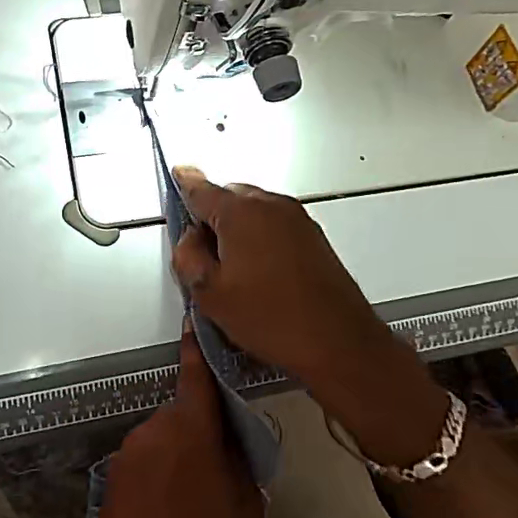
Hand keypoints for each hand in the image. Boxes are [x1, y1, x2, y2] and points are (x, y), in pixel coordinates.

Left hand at [54, 330, 264, 517]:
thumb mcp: (247, 516)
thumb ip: (241, 464)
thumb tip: (234, 441)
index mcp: (189, 431)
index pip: (195, 376)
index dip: (198, 348)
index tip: (195, 317)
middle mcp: (152, 431)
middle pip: (184, 415)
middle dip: (204, 432)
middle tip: (227, 470)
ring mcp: (127, 454)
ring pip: (166, 441)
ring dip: (183, 458)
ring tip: (200, 505)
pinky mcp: (112, 478)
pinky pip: (148, 462)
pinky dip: (164, 476)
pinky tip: (175, 515)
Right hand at [169, 167, 449, 470]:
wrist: (338, 343)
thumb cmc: (278, 319)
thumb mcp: (208, 293)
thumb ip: (186, 256)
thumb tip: (189, 240)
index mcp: (240, 213)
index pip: (200, 187)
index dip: (184, 182)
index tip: (179, 174)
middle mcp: (271, 206)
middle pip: (228, 197)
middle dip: (211, 218)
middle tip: (203, 255)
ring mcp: (296, 219)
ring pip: (253, 212)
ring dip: (238, 230)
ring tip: (234, 274)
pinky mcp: (313, 236)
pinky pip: (275, 225)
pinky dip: (261, 239)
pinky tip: (259, 277)